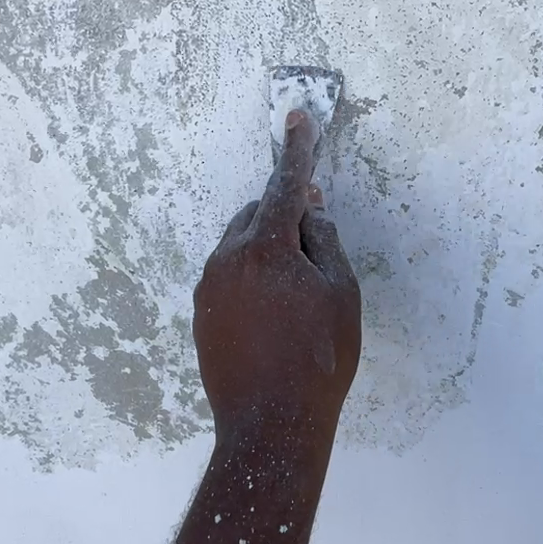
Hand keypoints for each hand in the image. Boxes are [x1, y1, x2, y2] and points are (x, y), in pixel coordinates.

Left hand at [193, 110, 361, 444]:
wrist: (271, 426)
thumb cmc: (319, 359)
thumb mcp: (341, 294)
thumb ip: (325, 241)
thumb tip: (309, 209)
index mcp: (266, 248)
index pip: (286, 186)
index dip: (298, 150)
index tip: (298, 117)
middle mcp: (227, 259)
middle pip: (260, 214)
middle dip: (287, 214)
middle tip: (315, 239)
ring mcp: (208, 287)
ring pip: (241, 244)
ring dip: (268, 246)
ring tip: (297, 290)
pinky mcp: (201, 313)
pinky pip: (229, 273)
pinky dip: (252, 273)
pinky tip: (273, 312)